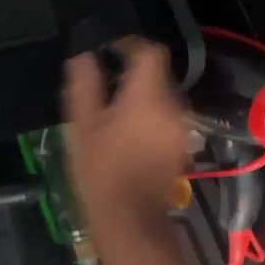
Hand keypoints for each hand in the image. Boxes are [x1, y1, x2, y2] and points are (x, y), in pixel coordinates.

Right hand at [63, 40, 191, 226]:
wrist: (128, 219)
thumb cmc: (99, 171)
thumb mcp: (81, 126)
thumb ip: (84, 85)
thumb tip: (84, 57)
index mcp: (147, 98)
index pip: (150, 53)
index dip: (130, 44)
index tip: (109, 49)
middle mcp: (174, 108)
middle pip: (158, 75)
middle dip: (132, 73)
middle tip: (103, 82)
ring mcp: (182, 128)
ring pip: (163, 97)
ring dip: (141, 95)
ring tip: (113, 108)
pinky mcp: (183, 145)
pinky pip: (167, 117)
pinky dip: (150, 115)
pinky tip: (127, 131)